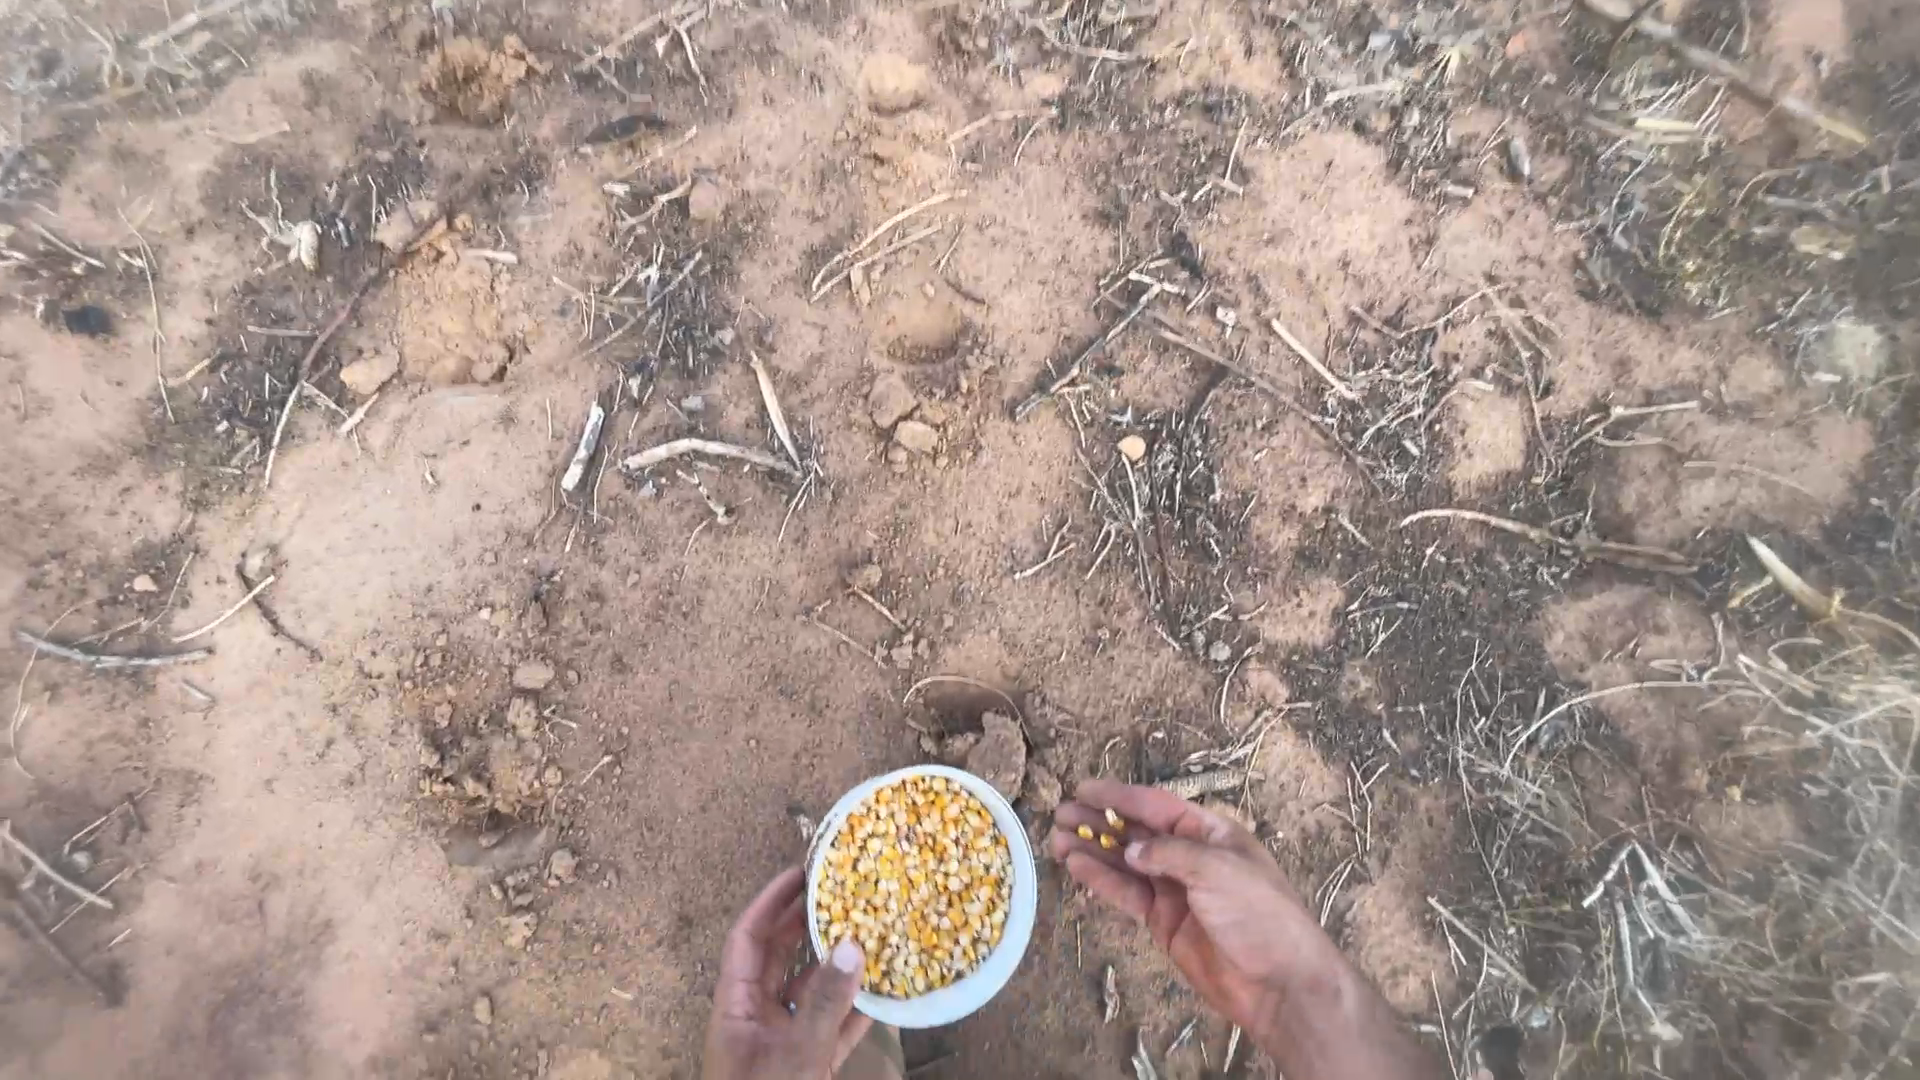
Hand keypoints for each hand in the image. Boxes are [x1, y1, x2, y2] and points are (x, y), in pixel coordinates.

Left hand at [702, 867, 872, 1079]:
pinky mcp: (803, 1070)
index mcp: (734, 1011)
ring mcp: (779, 1047)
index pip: (747, 939)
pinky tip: (882, 992)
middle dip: (807, 923)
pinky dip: (852, 1010)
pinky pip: (829, 1028)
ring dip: (835, 965)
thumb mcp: (794, 1061)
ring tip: (867, 929)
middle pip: (778, 958)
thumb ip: (823, 1005)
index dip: (771, 901)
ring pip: (807, 991)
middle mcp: (754, 1021)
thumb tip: (852, 943)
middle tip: (841, 889)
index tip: (802, 871)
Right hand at [1049, 779, 1335, 1039]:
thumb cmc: (1259, 914)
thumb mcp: (1218, 870)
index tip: (1083, 788)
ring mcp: (1173, 889)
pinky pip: (1125, 894)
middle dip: (1098, 821)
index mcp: (1208, 832)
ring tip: (1056, 839)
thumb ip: (1167, 853)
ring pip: (1124, 862)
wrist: (1281, 985)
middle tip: (1060, 813)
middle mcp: (1187, 855)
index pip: (1156, 805)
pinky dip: (1100, 880)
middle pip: (1135, 830)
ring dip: (1092, 849)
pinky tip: (1076, 867)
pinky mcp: (1162, 921)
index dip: (1119, 795)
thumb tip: (1128, 848)